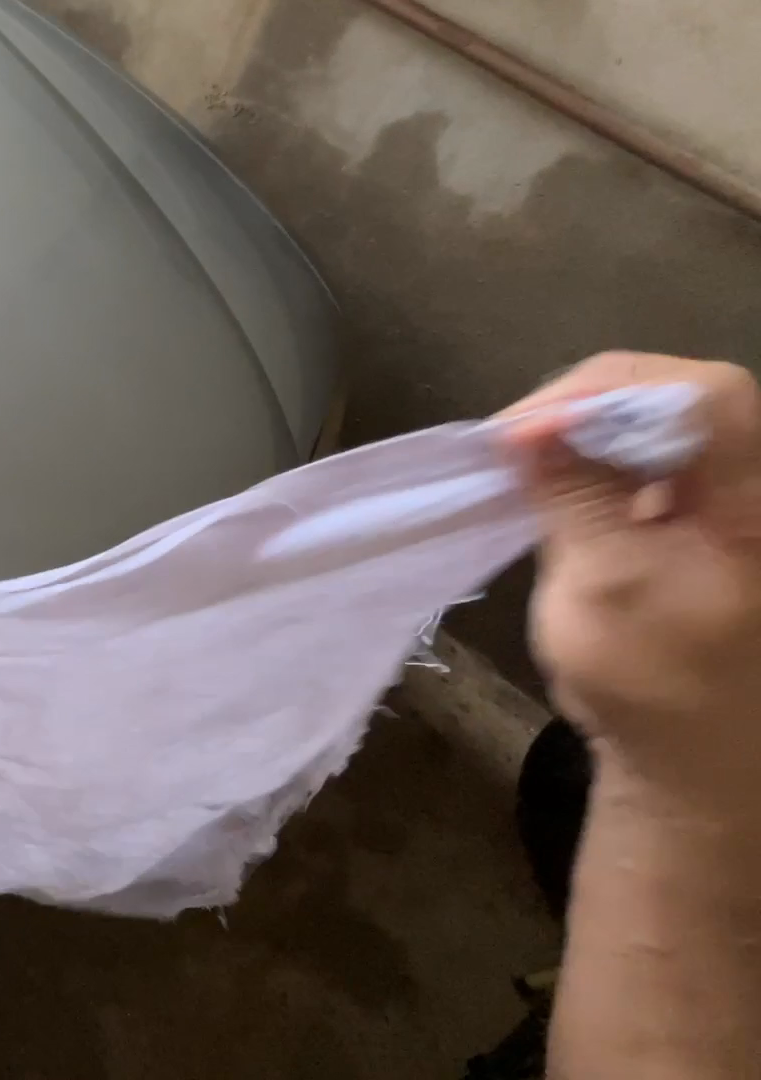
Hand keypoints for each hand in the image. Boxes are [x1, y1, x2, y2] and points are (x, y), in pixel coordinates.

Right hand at [502, 352, 760, 801]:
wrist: (691, 748)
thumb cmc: (654, 678)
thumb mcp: (609, 585)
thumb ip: (578, 498)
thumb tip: (527, 427)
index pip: (701, 396)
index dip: (599, 399)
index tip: (515, 437)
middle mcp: (757, 483)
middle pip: (676, 394)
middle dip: (578, 408)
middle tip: (503, 447)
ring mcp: (727, 497)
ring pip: (653, 420)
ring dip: (573, 431)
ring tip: (512, 462)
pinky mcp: (694, 513)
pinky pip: (641, 456)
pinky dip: (582, 456)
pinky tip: (542, 480)